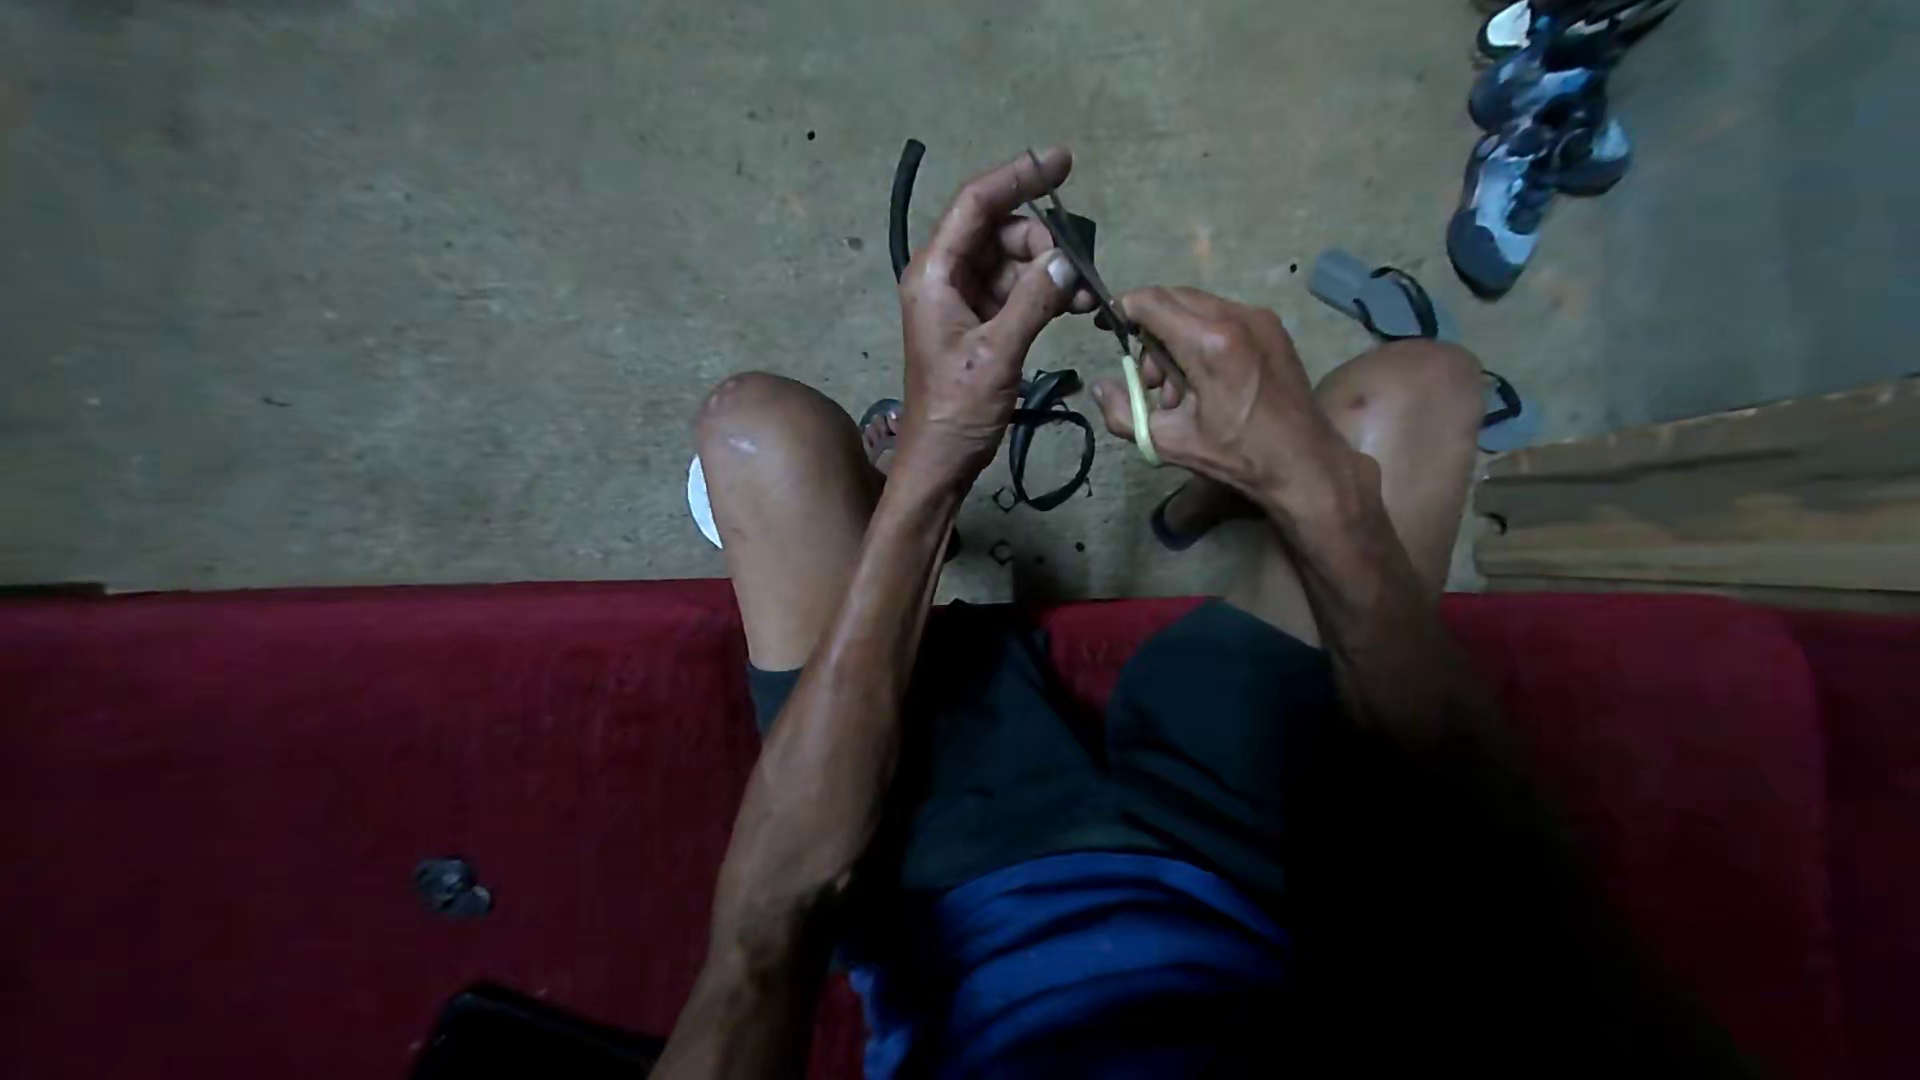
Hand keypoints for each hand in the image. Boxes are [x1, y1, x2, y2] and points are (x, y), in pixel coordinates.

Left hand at [893, 147, 1091, 489]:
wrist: (941, 459)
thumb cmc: (957, 410)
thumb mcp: (997, 354)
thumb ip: (1032, 301)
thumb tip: (1066, 261)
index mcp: (934, 274)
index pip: (976, 203)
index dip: (1018, 176)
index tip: (1064, 161)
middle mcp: (945, 277)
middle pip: (1000, 232)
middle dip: (1043, 243)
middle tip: (1077, 273)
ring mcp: (963, 300)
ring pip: (1013, 263)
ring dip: (1050, 274)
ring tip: (1083, 299)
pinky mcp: (979, 323)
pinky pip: (1016, 293)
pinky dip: (1043, 296)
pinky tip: (1072, 308)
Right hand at [1090, 286, 1372, 518]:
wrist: (1302, 462)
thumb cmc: (1234, 455)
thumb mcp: (1167, 441)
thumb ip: (1123, 412)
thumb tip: (1100, 387)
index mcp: (1209, 343)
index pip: (1151, 302)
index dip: (1121, 308)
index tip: (1105, 325)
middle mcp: (1236, 317)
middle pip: (1173, 298)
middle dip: (1147, 329)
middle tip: (1145, 376)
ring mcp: (1259, 318)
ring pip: (1196, 306)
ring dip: (1172, 337)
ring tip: (1174, 388)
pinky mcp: (1271, 326)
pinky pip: (1220, 316)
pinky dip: (1198, 337)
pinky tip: (1200, 379)